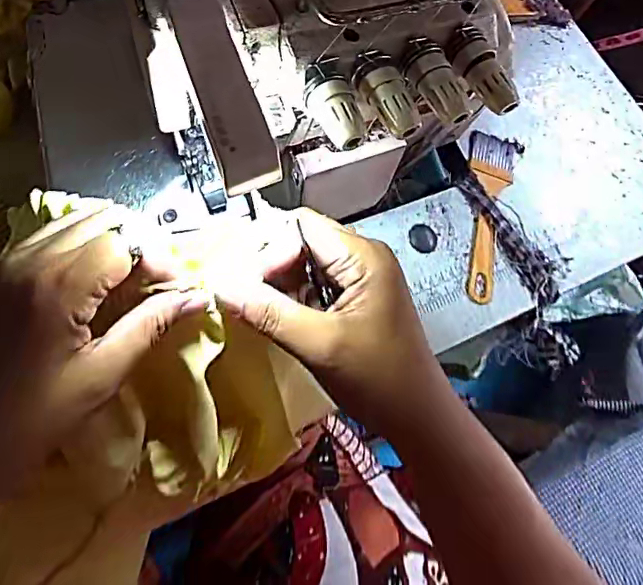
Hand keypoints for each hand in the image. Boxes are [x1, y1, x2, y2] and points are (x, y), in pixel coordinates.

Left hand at [0, 209, 209, 583]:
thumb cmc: (22, 427)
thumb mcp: (98, 378)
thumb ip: (150, 325)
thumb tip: (197, 295)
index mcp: (59, 285)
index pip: (128, 239)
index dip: (159, 260)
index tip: (175, 292)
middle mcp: (32, 257)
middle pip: (106, 218)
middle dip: (140, 242)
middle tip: (156, 283)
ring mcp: (8, 260)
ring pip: (78, 219)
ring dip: (111, 238)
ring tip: (128, 279)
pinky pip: (50, 234)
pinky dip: (80, 242)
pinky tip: (91, 278)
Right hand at [213, 210, 451, 441]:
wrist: (419, 416)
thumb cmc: (380, 380)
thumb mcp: (320, 347)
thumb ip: (272, 315)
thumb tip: (224, 289)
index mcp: (363, 256)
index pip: (303, 225)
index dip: (270, 247)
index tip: (246, 281)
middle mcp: (363, 255)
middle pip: (302, 238)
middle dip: (269, 262)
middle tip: (242, 292)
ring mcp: (360, 275)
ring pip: (305, 260)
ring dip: (279, 280)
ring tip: (257, 306)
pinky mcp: (355, 296)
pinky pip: (316, 282)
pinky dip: (293, 295)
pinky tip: (278, 315)